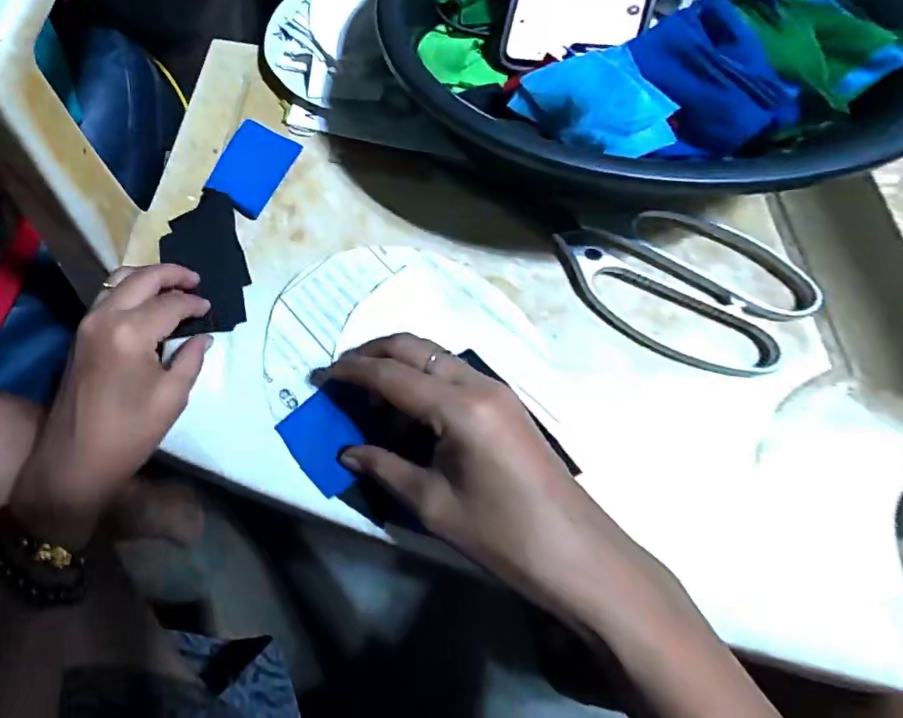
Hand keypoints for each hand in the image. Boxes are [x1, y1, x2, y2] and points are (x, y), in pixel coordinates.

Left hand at [9, 265, 211, 544]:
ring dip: (148, 277)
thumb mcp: (171, 397)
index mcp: (131, 332)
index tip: (210, 308)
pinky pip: (107, 295)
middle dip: (172, 274)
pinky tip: (147, 302)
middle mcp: (106, 317)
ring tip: (173, 286)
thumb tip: (203, 336)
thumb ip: (191, 358)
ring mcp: (88, 322)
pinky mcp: (80, 333)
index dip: (194, 304)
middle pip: (143, 278)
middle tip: (196, 281)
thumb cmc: (128, 434)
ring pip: (120, 279)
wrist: (73, 462)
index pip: (171, 304)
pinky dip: (129, 289)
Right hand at [327, 334, 637, 620]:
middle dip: (372, 353)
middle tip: (341, 374)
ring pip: (434, 355)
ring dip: (399, 364)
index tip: (321, 376)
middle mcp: (478, 384)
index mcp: (459, 408)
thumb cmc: (504, 536)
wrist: (581, 556)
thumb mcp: (434, 505)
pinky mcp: (505, 402)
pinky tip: (410, 413)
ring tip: (371, 399)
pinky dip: (423, 379)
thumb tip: (347, 451)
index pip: (391, 374)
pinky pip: (453, 374)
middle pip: (413, 346)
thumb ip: (385, 468)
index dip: (351, 372)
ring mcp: (496, 389)